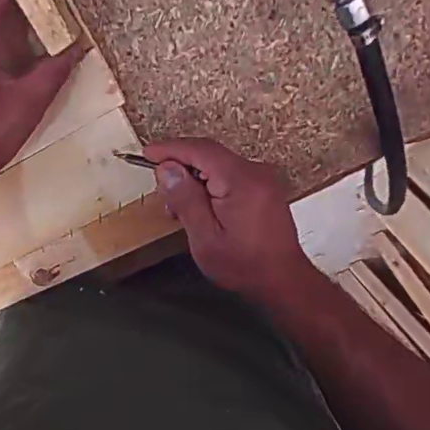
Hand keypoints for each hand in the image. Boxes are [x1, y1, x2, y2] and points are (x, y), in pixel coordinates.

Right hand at [144, 138, 319, 302]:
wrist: (282, 280)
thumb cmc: (244, 265)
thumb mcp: (204, 237)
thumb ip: (185, 199)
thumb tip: (167, 169)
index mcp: (241, 180)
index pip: (200, 150)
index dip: (170, 149)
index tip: (148, 154)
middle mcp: (255, 172)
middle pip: (209, 155)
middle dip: (181, 168)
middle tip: (163, 195)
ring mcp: (262, 179)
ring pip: (218, 165)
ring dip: (194, 180)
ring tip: (180, 210)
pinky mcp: (263, 188)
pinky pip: (229, 175)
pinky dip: (209, 185)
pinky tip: (200, 209)